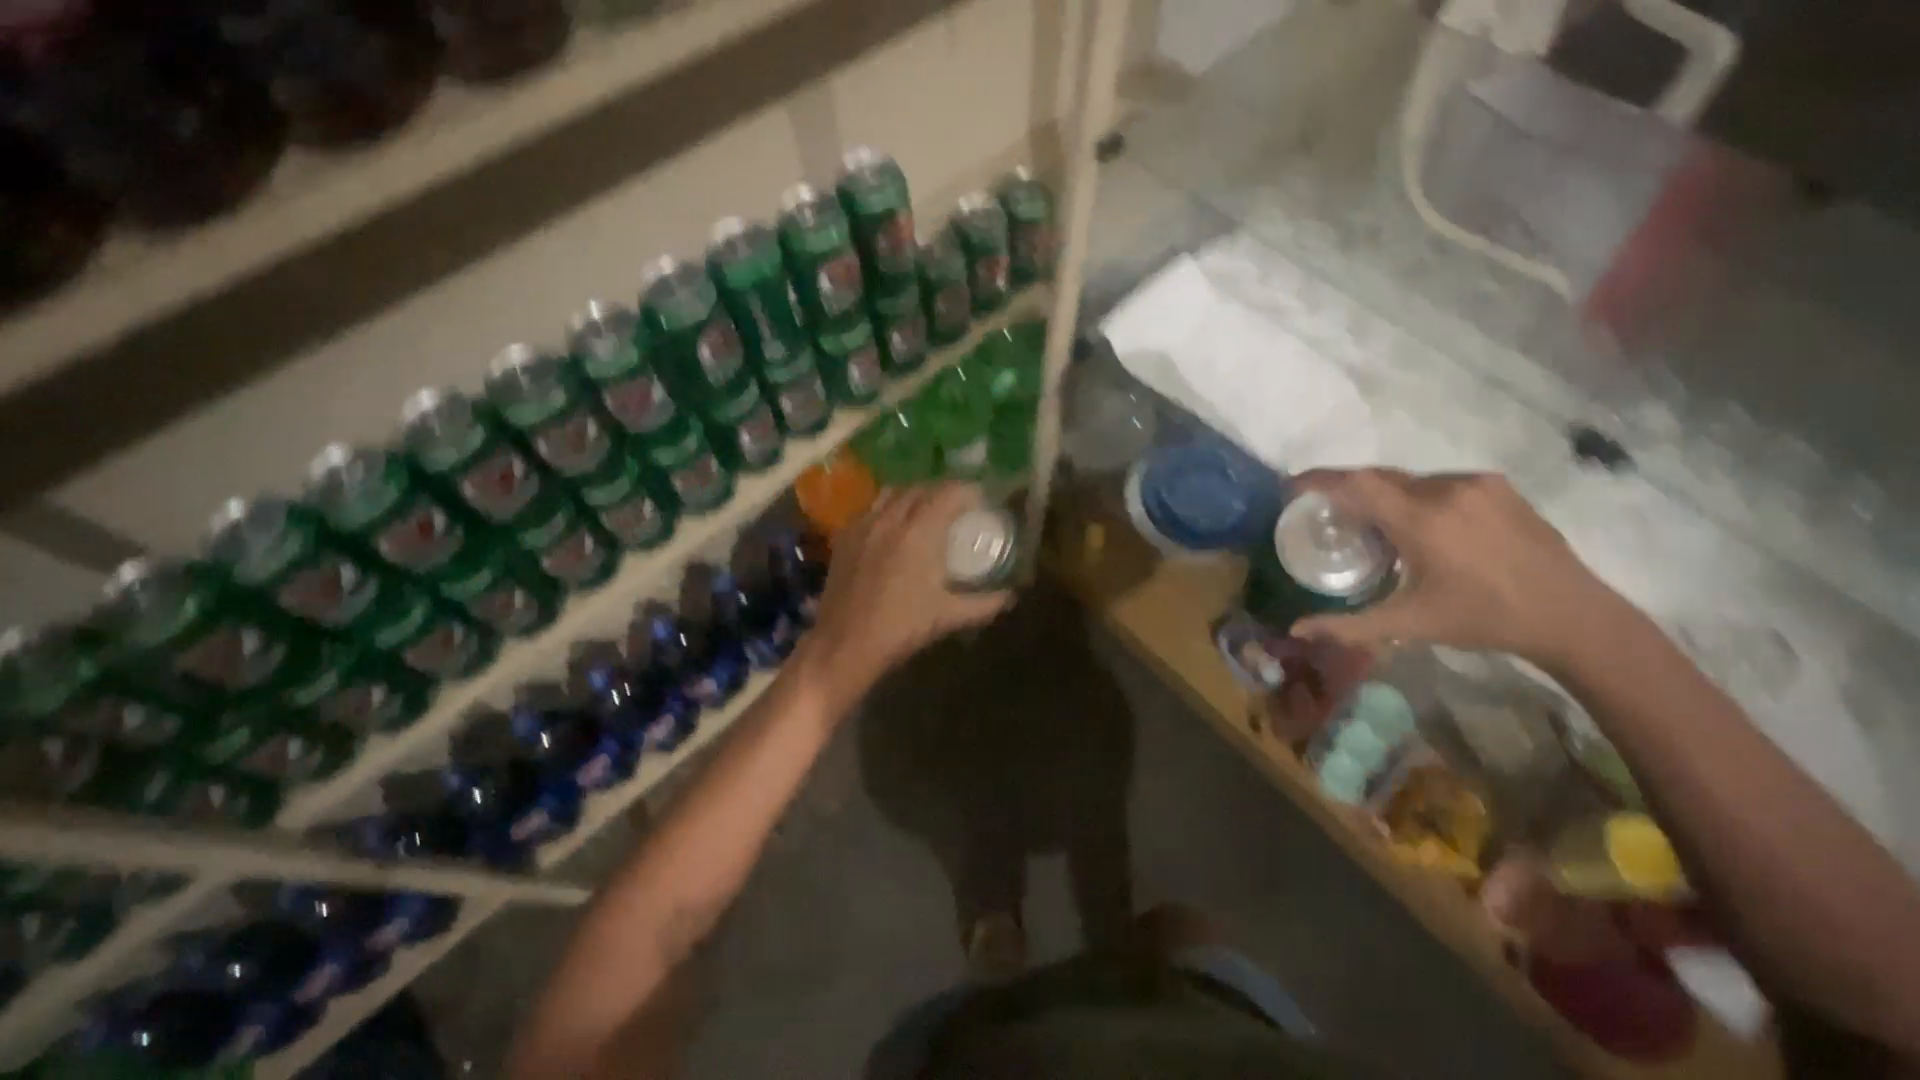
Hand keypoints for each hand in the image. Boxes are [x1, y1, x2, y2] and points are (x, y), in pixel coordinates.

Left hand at [805, 483, 1013, 693]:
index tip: (981, 498)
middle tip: (957, 505)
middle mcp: (892, 518)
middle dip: (942, 491)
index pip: (949, 492)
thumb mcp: (948, 616)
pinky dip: (888, 510)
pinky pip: (871, 509)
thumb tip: (1009, 597)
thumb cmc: (901, 627)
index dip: (968, 490)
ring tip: (925, 511)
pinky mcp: (845, 537)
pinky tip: (893, 529)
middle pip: (921, 488)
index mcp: (921, 531)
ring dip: (913, 495)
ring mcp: (864, 525)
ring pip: (893, 494)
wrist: (844, 643)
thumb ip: (983, 604)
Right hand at [1287, 468, 1625, 666]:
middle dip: (1348, 490)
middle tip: (1327, 511)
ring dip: (1386, 496)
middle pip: (1380, 478)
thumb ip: (1349, 625)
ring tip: (1376, 525)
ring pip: (1412, 481)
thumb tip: (1296, 630)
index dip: (1318, 480)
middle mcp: (1446, 490)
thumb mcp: (1411, 624)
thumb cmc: (1484, 620)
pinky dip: (1418, 497)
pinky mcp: (1499, 487)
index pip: (1355, 484)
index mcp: (1421, 520)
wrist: (1570, 614)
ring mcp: (1476, 484)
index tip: (1291, 487)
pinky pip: (1442, 483)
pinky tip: (1422, 526)